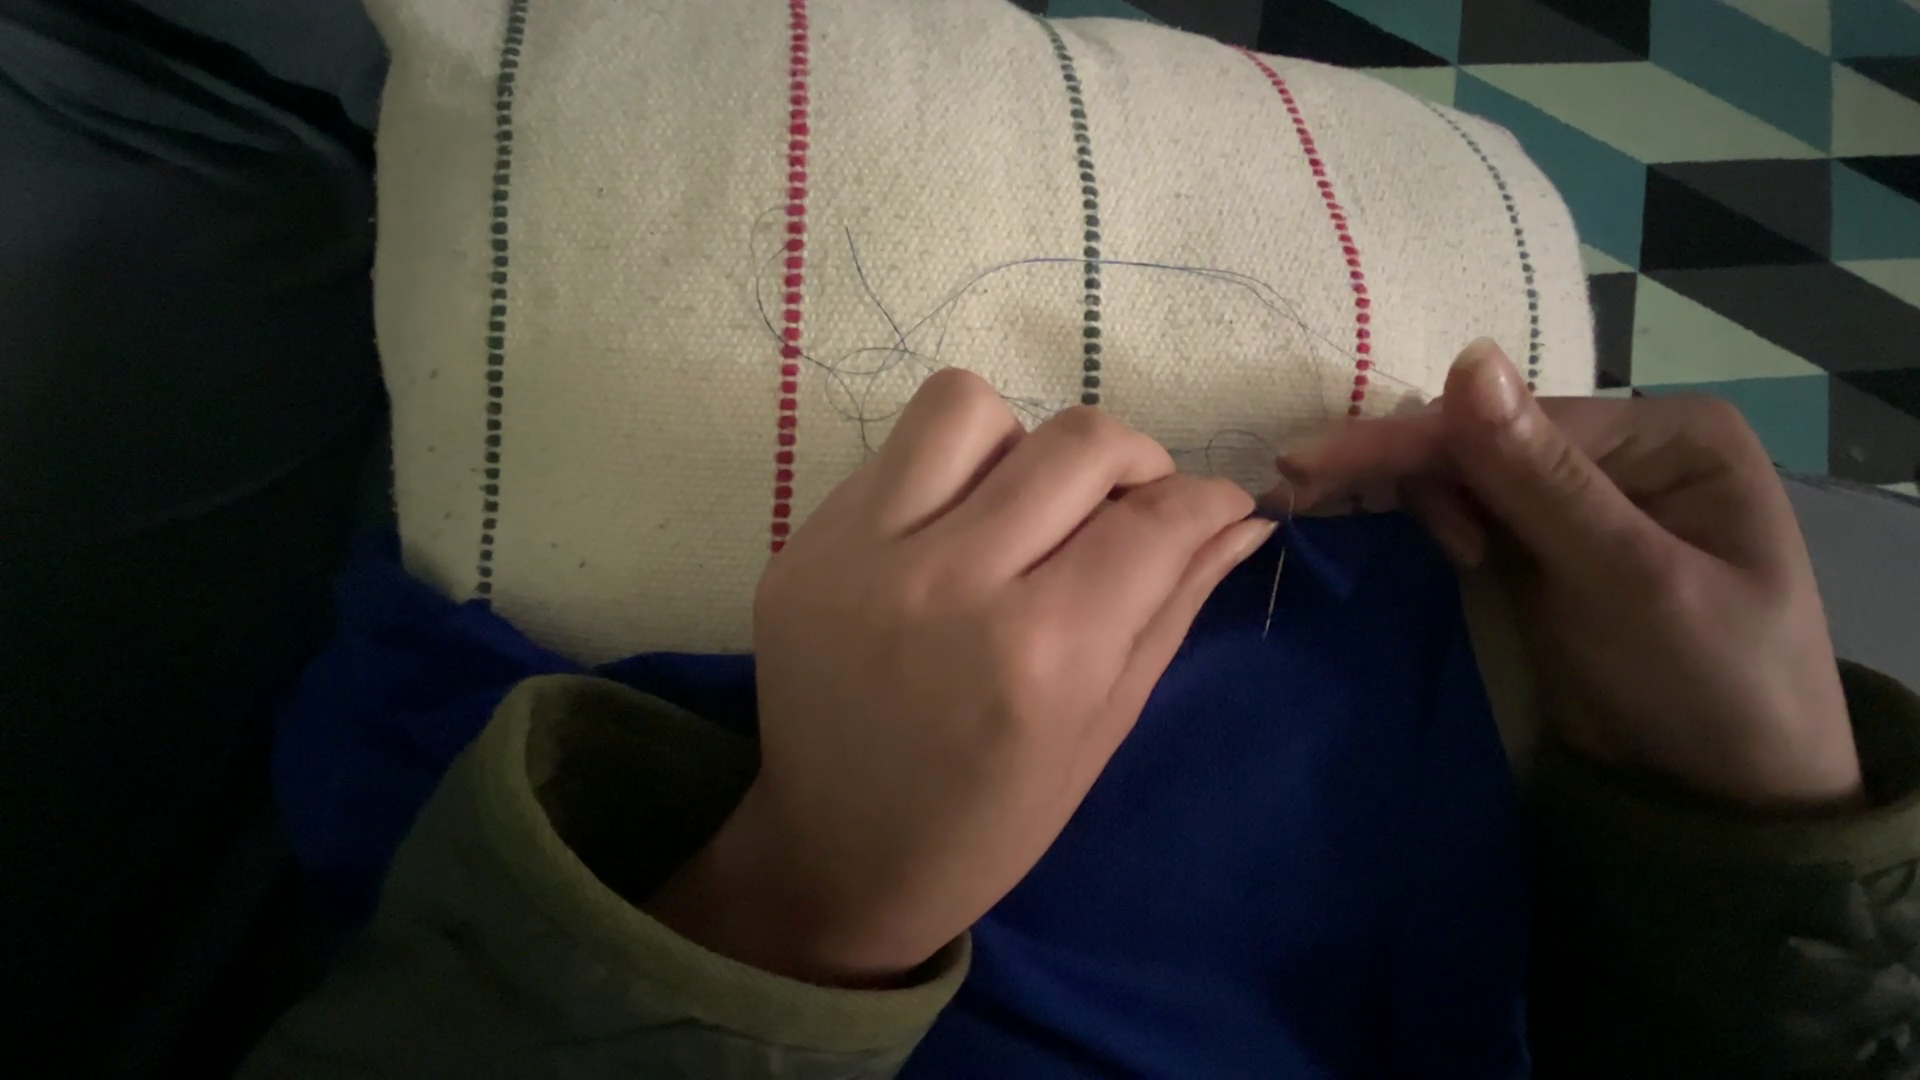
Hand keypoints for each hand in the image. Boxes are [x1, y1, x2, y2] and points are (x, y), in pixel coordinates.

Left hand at [646, 369, 1273, 983]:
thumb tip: (1239, 519)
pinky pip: (896, 450)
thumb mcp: (1099, 733)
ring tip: (1026, 505)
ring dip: (1025, 443)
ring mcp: (858, 553)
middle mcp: (947, 583)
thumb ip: (1171, 609)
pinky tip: (952, 530)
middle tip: (1129, 507)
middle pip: (1076, 442)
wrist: (831, 854)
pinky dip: (950, 471)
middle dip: (1136, 459)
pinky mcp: (804, 542)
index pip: (1153, 523)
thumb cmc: (986, 824)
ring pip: (968, 405)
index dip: (1207, 500)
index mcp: (1037, 657)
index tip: (1217, 504)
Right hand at [1270, 339, 1860, 811]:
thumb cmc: (1703, 682)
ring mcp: (1575, 494)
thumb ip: (1539, 475)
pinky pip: (1464, 510)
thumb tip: (1468, 357)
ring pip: (1460, 473)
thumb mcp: (1625, 577)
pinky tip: (1442, 548)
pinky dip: (1432, 523)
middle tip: (1298, 491)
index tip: (1302, 466)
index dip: (1403, 444)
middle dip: (1398, 469)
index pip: (1503, 421)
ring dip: (1418, 501)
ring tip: (1444, 555)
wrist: (1710, 789)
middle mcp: (1618, 448)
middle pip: (1476, 438)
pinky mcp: (1539, 538)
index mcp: (1663, 434)